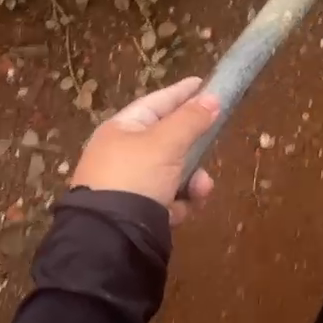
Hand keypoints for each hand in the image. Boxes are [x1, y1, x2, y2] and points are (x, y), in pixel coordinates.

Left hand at [71, 77, 219, 224]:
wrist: (109, 239)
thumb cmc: (135, 177)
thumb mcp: (167, 142)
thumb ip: (192, 119)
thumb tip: (212, 98)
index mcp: (121, 130)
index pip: (156, 102)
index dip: (181, 92)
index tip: (204, 83)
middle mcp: (121, 154)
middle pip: (168, 139)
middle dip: (194, 145)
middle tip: (213, 141)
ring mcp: (127, 184)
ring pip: (173, 170)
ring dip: (192, 179)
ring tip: (200, 189)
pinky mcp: (134, 211)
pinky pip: (167, 196)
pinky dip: (179, 201)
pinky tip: (180, 210)